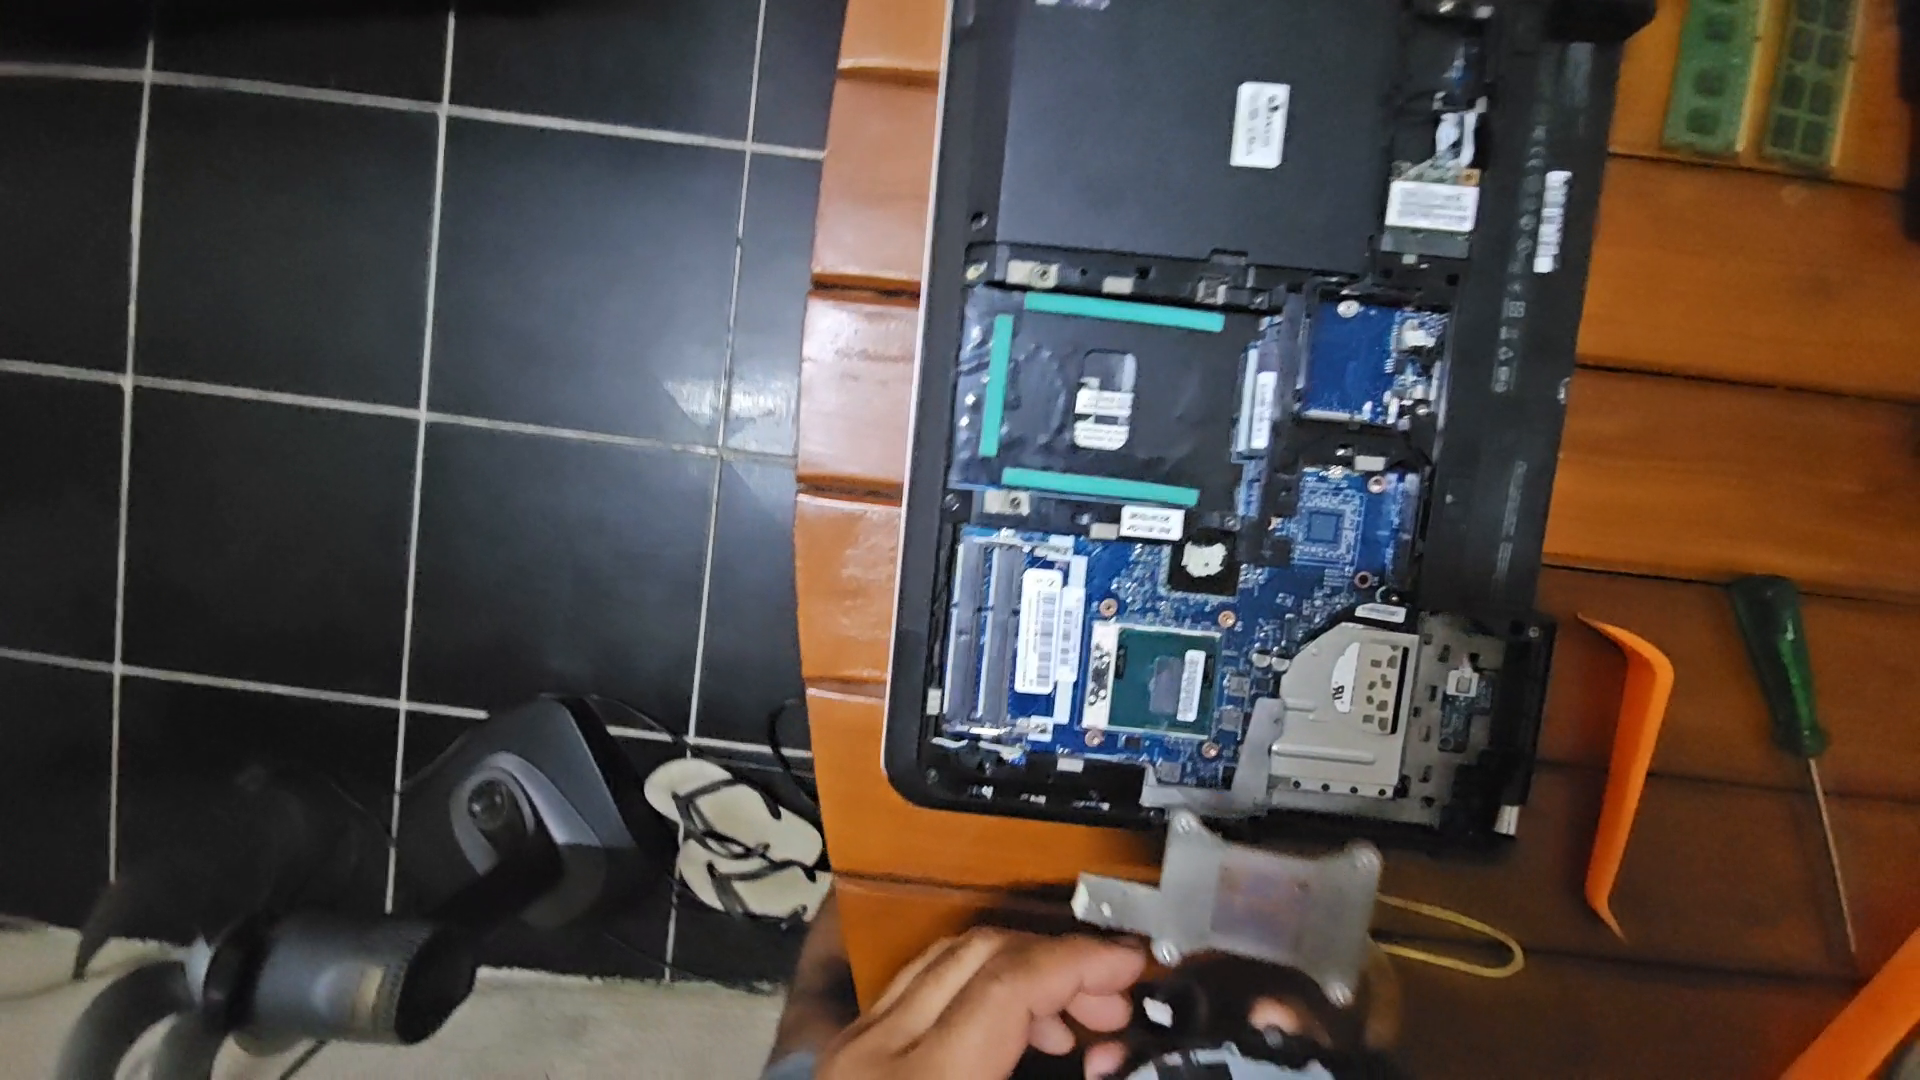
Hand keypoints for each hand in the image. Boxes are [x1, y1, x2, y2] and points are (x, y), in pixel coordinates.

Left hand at [815, 927, 1146, 1079]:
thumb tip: (1112, 1058)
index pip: (1007, 985)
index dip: (1079, 964)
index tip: (1133, 966)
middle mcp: (878, 1048)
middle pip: (981, 954)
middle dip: (1058, 962)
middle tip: (1113, 1004)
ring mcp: (856, 1043)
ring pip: (950, 956)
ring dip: (1021, 968)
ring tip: (1074, 1021)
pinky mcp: (850, 1049)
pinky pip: (924, 982)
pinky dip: (980, 984)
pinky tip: (1015, 1026)